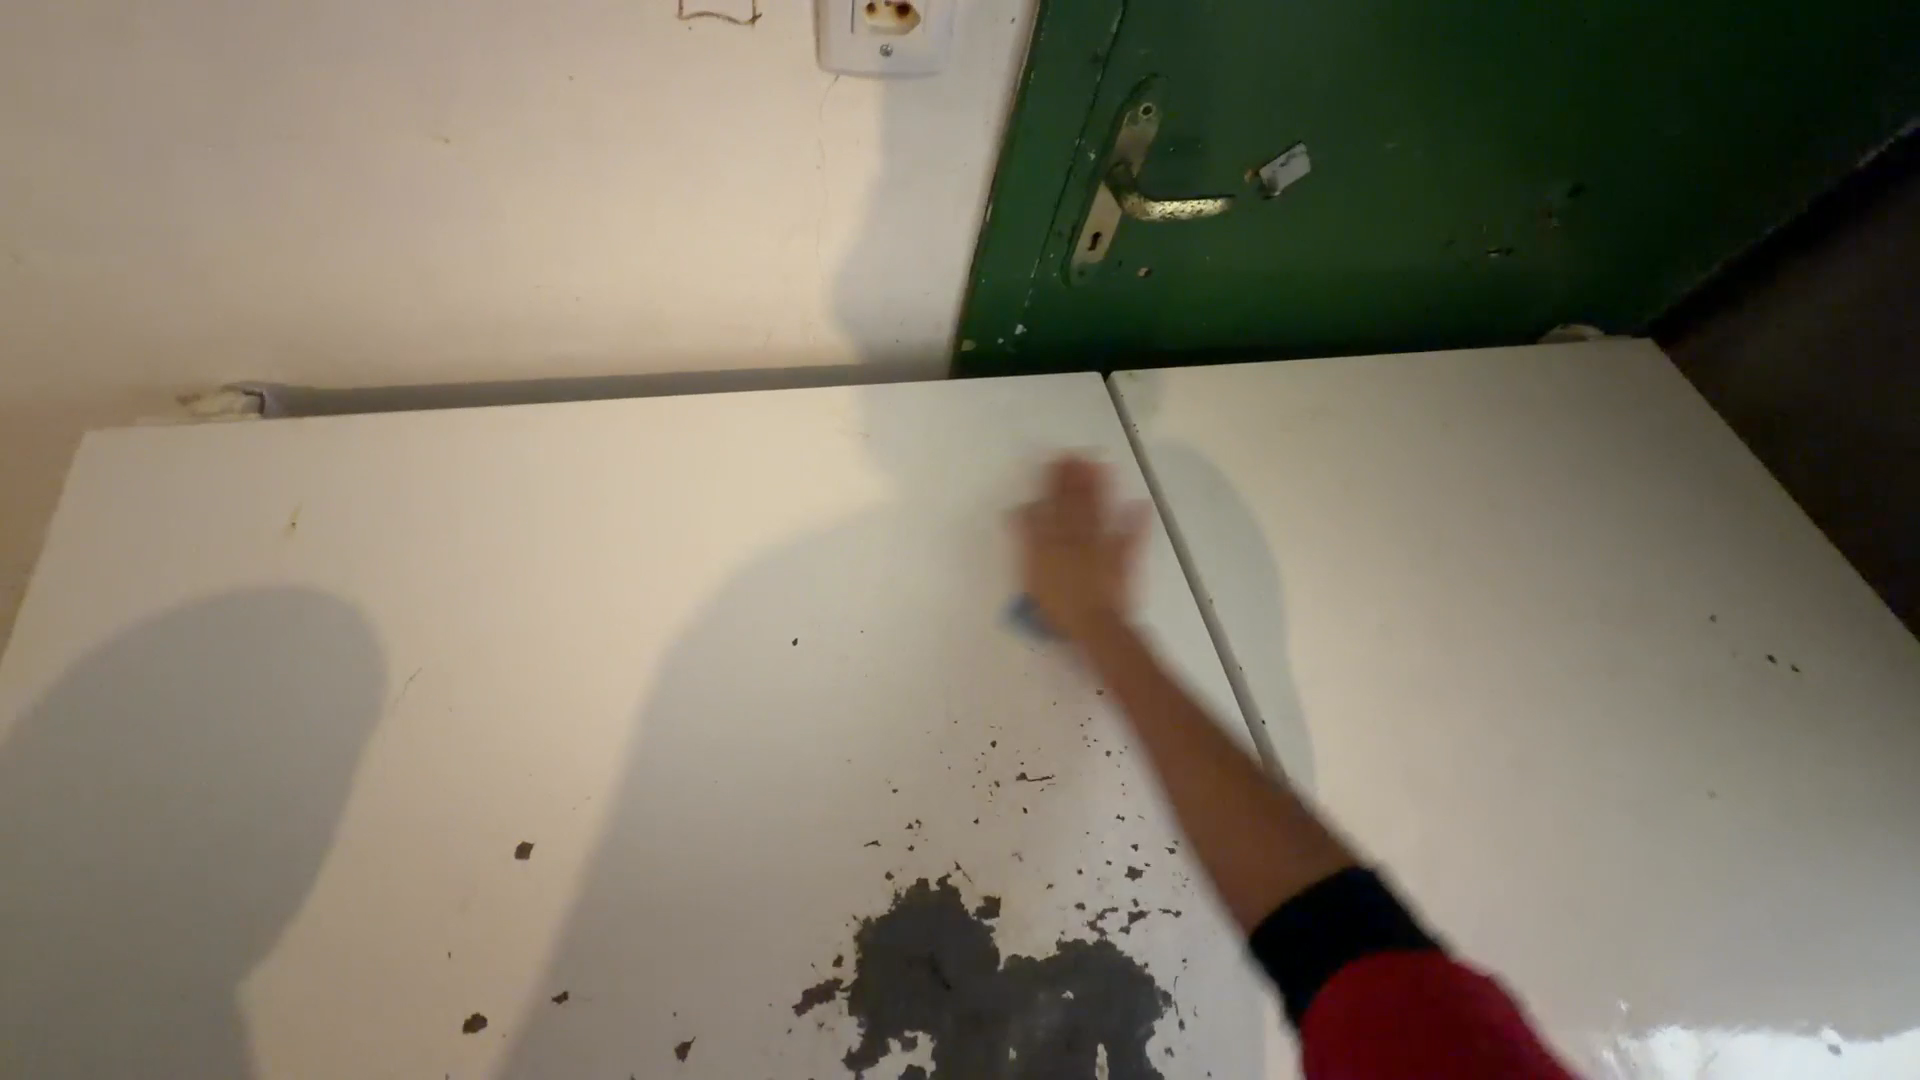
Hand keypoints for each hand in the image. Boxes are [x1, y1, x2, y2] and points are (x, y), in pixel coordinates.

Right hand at [1014, 454, 1150, 642]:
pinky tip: (1141, 503)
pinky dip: (1136, 521)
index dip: (1055, 482)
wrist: (1095, 627)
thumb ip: (1028, 538)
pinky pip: (1130, 538)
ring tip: (1102, 465)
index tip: (1057, 459)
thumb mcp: (1032, 573)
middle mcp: (1080, 538)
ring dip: (1102, 489)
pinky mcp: (1124, 561)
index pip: (1054, 505)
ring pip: (1101, 513)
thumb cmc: (1058, 607)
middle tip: (1077, 453)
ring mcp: (1104, 547)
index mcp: (1055, 540)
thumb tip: (1021, 509)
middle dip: (1077, 478)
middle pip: (1078, 504)